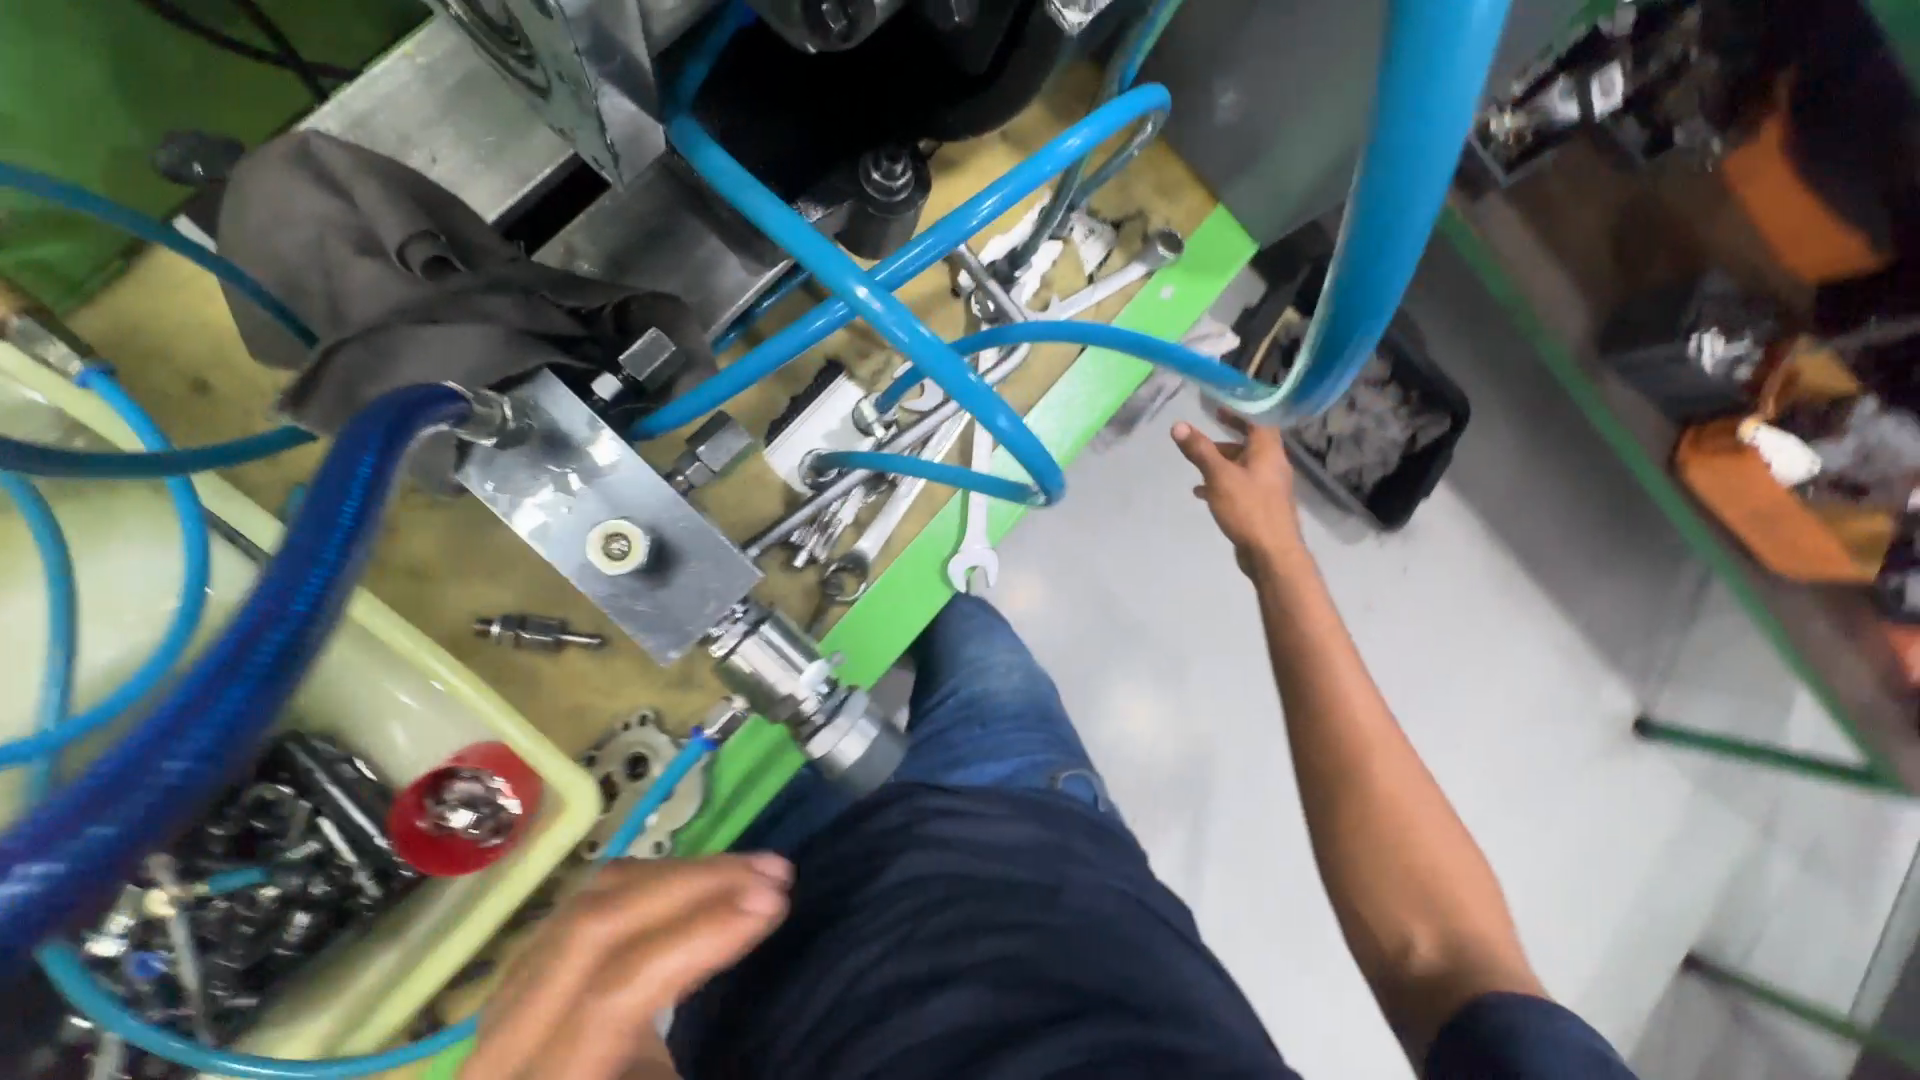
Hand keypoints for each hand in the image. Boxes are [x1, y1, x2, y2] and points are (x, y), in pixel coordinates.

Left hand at [463, 854, 791, 1079]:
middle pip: (596, 927)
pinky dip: (659, 884)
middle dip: (697, 886)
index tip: (774, 904)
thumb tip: (759, 1000)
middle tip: (775, 873)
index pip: (615, 995)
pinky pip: (593, 904)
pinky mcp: (528, 974)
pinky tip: (709, 884)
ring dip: (687, 875)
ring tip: (757, 870)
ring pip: (595, 900)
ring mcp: (508, 997)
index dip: (698, 939)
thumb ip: (683, 1055)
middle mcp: (504, 1036)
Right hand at [1172, 412, 1305, 569]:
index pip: (1258, 421)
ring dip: (1222, 463)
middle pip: (1250, 444)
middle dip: (1226, 440)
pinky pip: (1241, 486)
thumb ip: (1200, 450)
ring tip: (1197, 465)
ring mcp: (1268, 488)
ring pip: (1243, 467)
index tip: (1218, 408)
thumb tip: (1178, 425)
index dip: (1239, 411)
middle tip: (1203, 437)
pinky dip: (1222, 484)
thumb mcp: (1219, 476)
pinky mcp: (1261, 506)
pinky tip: (1202, 493)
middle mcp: (1272, 465)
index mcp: (1268, 452)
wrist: (1272, 553)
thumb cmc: (1248, 509)